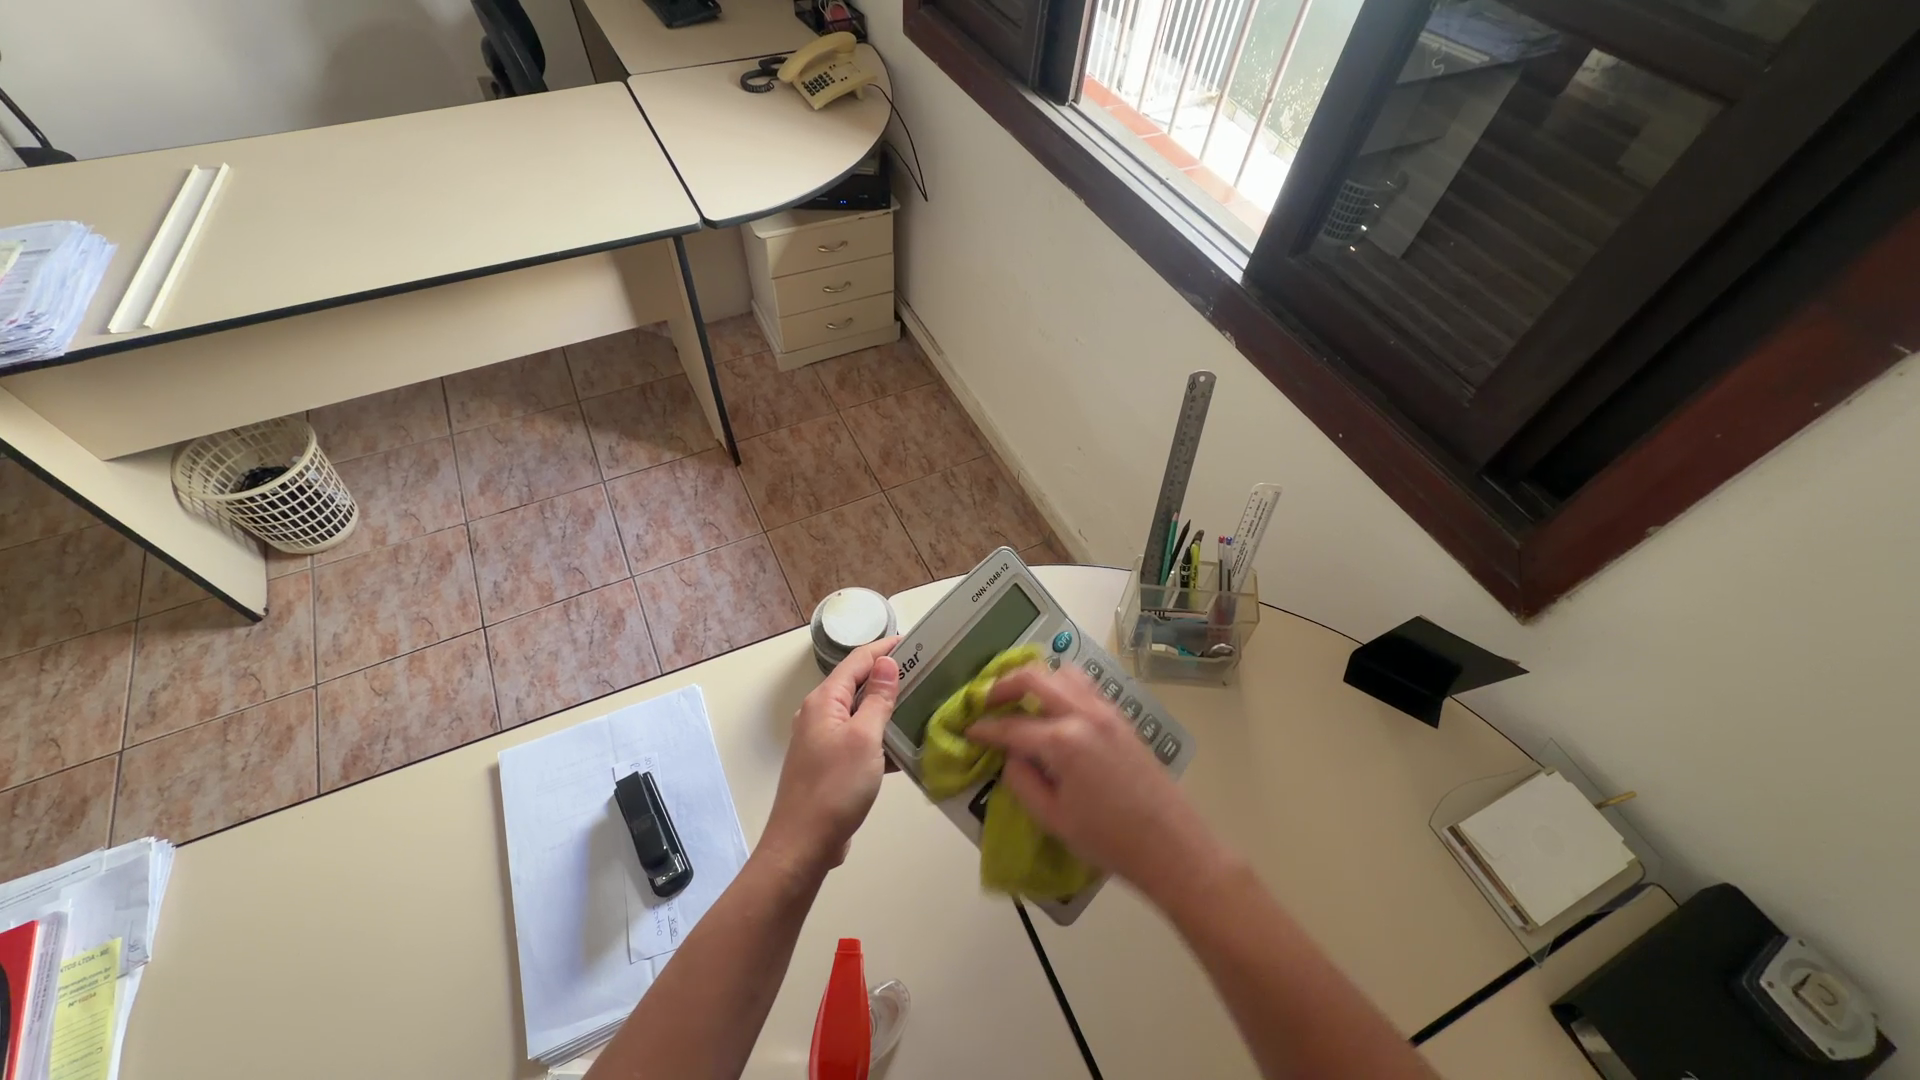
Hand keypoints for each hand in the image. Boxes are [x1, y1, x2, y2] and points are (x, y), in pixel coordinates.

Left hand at [758, 639, 901, 875]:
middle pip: (857, 685)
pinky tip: (905, 748)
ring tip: (922, 706)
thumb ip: (878, 700)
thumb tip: (887, 663)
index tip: (915, 641)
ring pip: (860, 714)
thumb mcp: (865, 739)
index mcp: (825, 701)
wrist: (803, 845)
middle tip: (926, 672)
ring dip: (887, 709)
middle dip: (889, 677)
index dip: (885, 648)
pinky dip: (880, 738)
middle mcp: (819, 715)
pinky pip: (859, 740)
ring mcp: (822, 741)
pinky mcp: (829, 765)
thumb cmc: (835, 787)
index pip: (857, 661)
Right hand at [967, 666, 1231, 903]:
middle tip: (985, 700)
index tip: (967, 730)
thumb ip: (1023, 782)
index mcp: (1063, 742)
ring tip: (1019, 698)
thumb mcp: (1053, 819)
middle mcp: (1084, 715)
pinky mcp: (1122, 718)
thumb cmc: (1109, 840)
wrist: (1171, 845)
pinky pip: (1085, 686)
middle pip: (1035, 679)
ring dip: (1036, 678)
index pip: (1012, 727)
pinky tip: (1054, 707)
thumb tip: (1012, 757)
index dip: (985, 729)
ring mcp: (1107, 711)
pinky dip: (1062, 685)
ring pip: (1063, 673)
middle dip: (1003, 685)